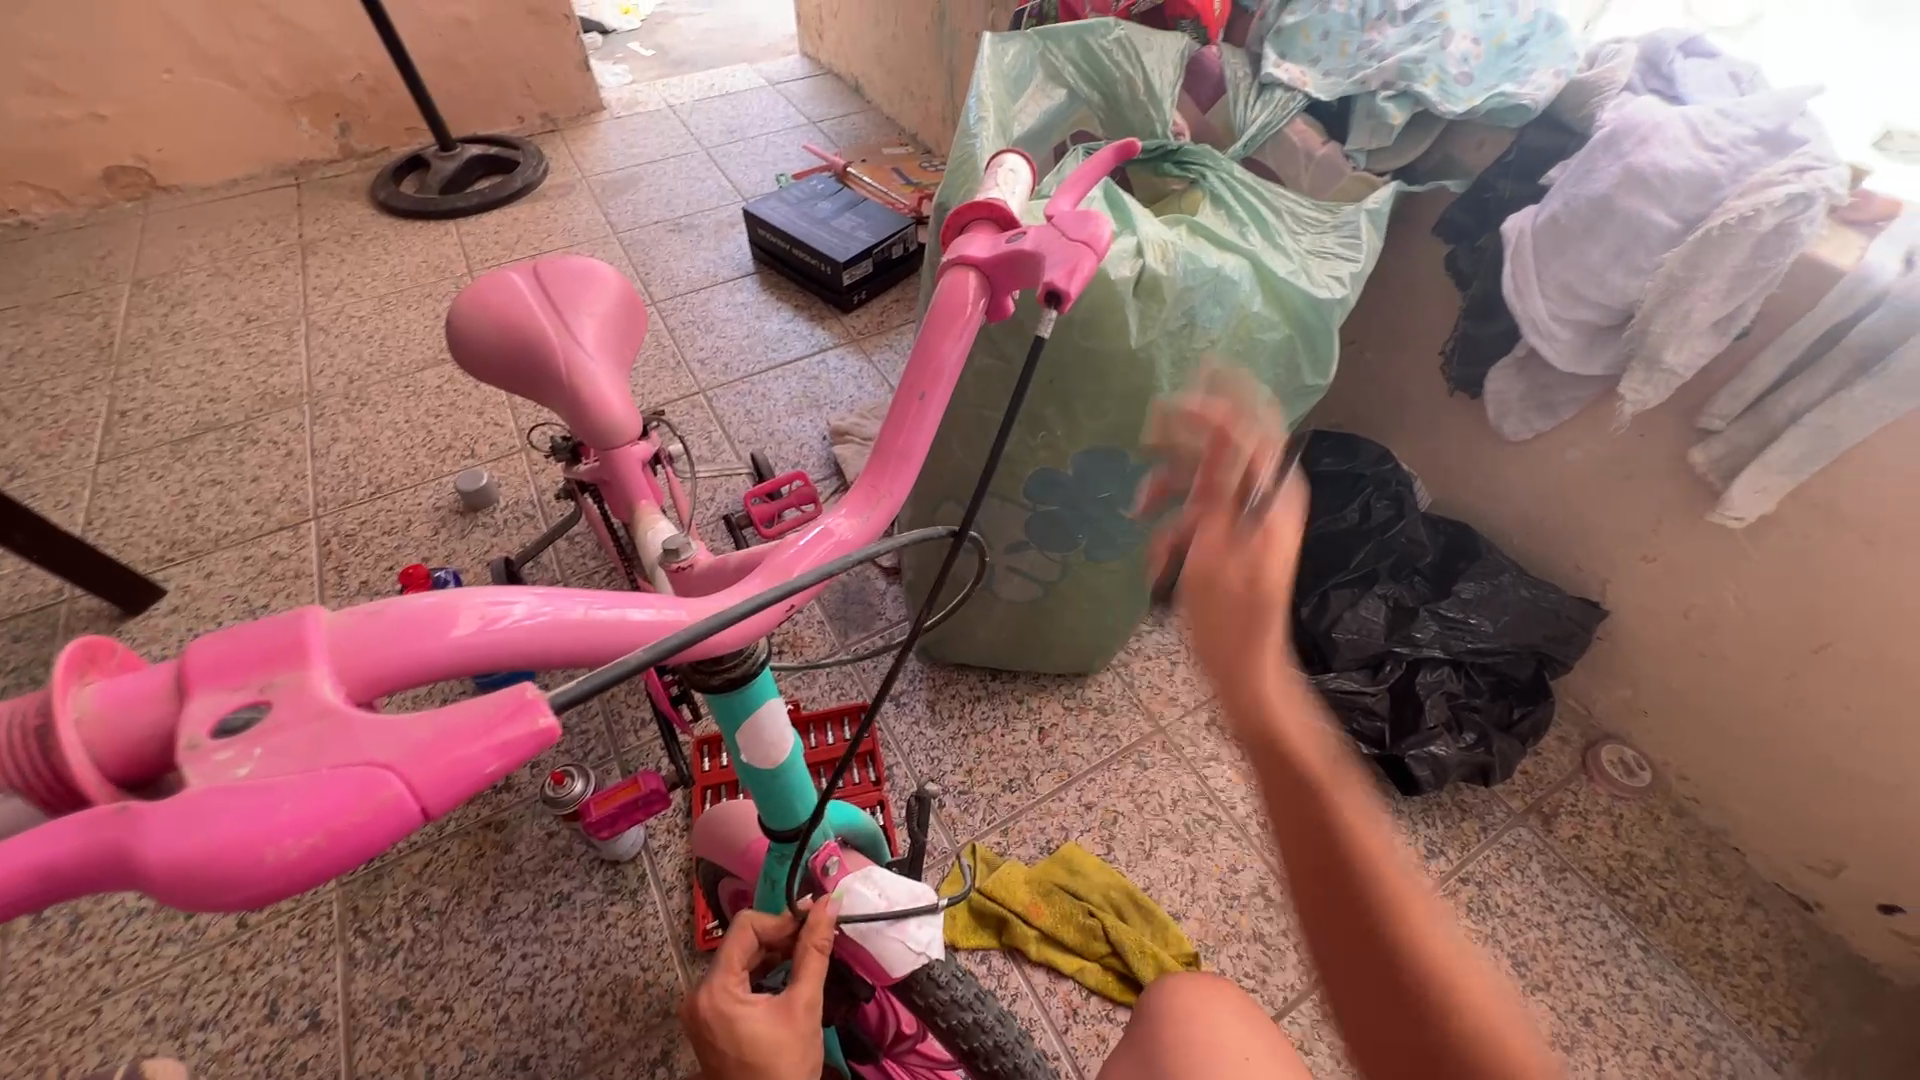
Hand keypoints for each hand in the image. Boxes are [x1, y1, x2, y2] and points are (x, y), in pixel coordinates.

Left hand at [681, 897, 840, 1079]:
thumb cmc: (785, 1068)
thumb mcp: (804, 1005)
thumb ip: (815, 950)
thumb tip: (829, 902)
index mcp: (715, 989)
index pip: (746, 926)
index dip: (782, 920)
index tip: (813, 925)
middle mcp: (699, 993)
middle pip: (742, 942)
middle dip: (781, 937)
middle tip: (815, 940)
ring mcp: (701, 1009)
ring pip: (741, 959)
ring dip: (774, 954)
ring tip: (806, 958)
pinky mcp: (710, 1020)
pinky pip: (736, 980)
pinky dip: (762, 973)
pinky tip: (789, 977)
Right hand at [1137, 366, 1309, 702]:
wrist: (1241, 669)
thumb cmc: (1230, 617)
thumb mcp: (1215, 548)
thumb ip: (1217, 486)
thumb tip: (1221, 430)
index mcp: (1270, 497)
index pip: (1253, 428)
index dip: (1224, 399)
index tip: (1185, 381)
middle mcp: (1263, 500)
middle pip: (1223, 449)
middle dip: (1182, 445)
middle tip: (1147, 431)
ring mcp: (1246, 521)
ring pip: (1201, 482)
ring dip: (1166, 494)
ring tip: (1139, 512)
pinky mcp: (1229, 540)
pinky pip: (1195, 515)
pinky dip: (1170, 530)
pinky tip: (1155, 559)